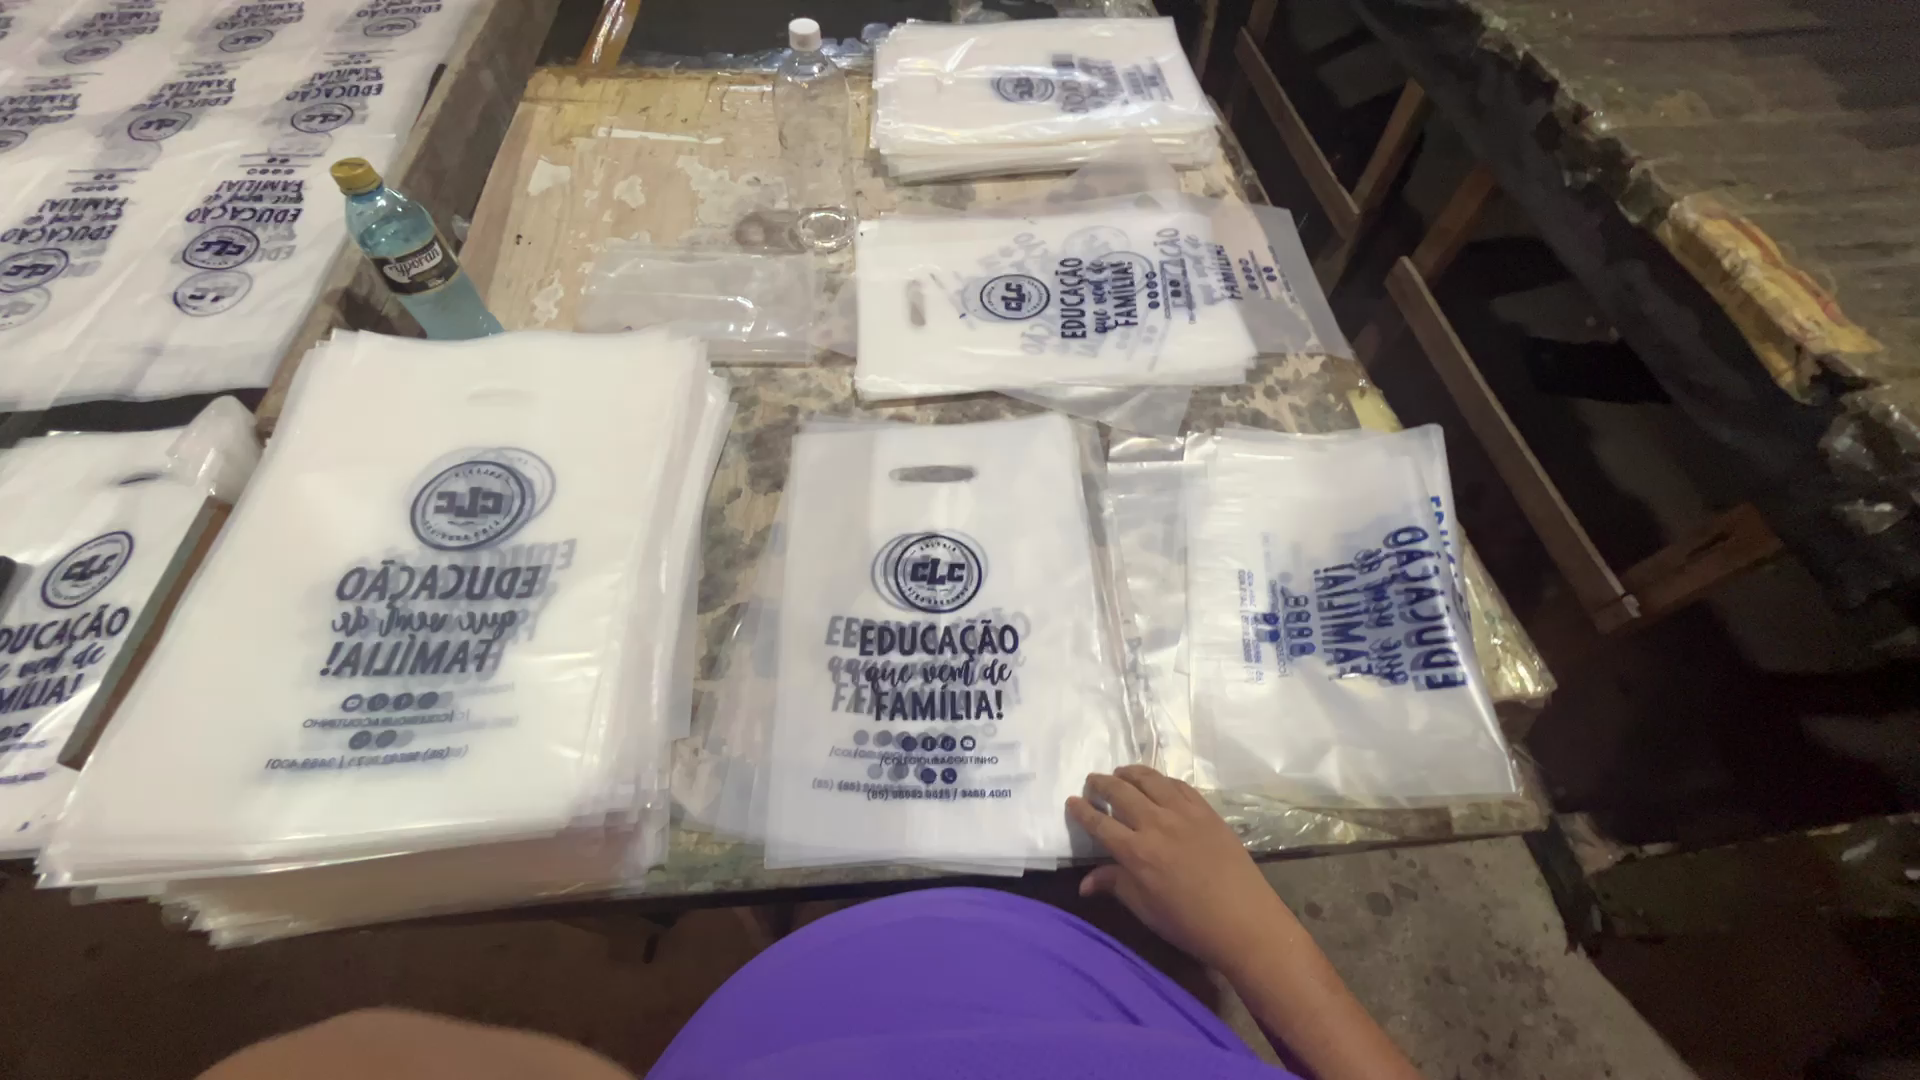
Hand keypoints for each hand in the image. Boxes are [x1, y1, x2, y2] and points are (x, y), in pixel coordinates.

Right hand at [1067, 765, 1298, 976]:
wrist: (1246, 922)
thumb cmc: (1190, 924)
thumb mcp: (1146, 909)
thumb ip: (1115, 885)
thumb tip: (1083, 884)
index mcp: (1137, 852)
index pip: (1099, 823)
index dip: (1082, 811)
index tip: (1071, 801)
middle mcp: (1156, 824)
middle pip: (1120, 792)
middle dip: (1101, 783)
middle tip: (1092, 782)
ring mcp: (1183, 813)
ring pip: (1149, 779)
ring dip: (1129, 773)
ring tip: (1120, 773)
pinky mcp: (1206, 811)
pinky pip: (1178, 785)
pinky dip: (1161, 780)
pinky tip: (1157, 783)